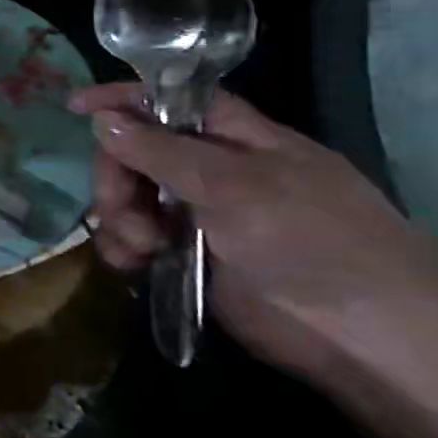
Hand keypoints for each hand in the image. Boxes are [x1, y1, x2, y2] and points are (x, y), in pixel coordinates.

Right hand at [70, 83, 437, 378]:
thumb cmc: (312, 244)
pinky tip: (132, 264)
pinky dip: (122, 249)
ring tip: (139, 248)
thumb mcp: (235, 187)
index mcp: (242, 143)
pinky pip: (131, 239)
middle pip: (137, 153)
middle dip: (116, 178)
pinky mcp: (186, 256)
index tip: (75, 106)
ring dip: (119, 219)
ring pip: (128, 198)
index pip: (175, 102)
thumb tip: (102, 119)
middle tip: (119, 207)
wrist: (363, 338)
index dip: (126, 98)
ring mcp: (199, 217)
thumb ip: (163, 151)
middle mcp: (216, 174)